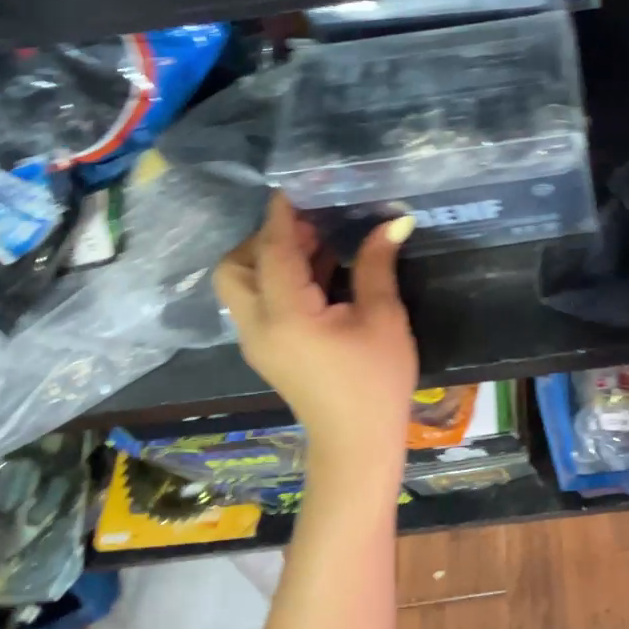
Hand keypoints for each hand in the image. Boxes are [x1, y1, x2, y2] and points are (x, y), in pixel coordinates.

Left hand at [214, 195, 418, 464]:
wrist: (357, 444)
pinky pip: (258, 302)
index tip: (296, 184)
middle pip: (235, 267)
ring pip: (241, 285)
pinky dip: (277, 279)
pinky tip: (320, 271)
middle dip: (265, 238)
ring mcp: (257, 341)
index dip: (283, 215)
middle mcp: (258, 325)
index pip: (273, 250)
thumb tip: (394, 221)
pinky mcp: (268, 350)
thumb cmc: (376, 381)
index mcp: (286, 315)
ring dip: (269, 258)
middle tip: (311, 226)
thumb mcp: (383, 318)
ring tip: (318, 244)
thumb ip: (377, 264)